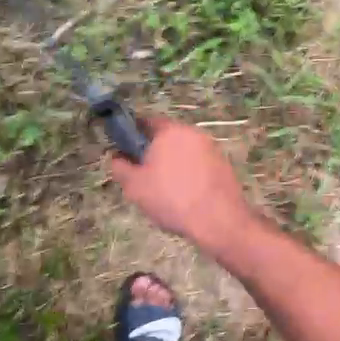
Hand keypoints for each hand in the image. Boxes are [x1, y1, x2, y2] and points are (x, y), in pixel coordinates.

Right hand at [108, 117, 257, 248]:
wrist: (218, 219)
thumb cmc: (171, 198)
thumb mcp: (135, 186)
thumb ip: (120, 167)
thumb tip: (116, 156)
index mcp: (169, 130)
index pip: (147, 121)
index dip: (134, 134)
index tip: (127, 152)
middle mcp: (191, 132)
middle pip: (166, 136)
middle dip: (154, 152)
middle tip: (145, 177)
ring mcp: (210, 146)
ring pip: (183, 151)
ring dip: (173, 164)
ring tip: (166, 191)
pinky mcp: (223, 163)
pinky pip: (199, 163)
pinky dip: (190, 174)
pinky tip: (186, 196)